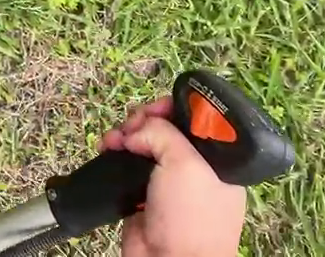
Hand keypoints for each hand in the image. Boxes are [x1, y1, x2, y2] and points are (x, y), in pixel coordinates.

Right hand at [99, 98, 244, 256]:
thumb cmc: (189, 215)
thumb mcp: (185, 164)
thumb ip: (162, 133)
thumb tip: (135, 133)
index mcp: (216, 164)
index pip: (195, 123)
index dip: (172, 109)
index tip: (154, 109)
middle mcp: (193, 170)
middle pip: (164, 128)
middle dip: (143, 120)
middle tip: (132, 128)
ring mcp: (167, 181)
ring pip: (142, 141)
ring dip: (124, 133)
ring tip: (114, 141)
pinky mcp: (143, 190)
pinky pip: (127, 159)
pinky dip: (115, 149)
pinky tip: (107, 148)